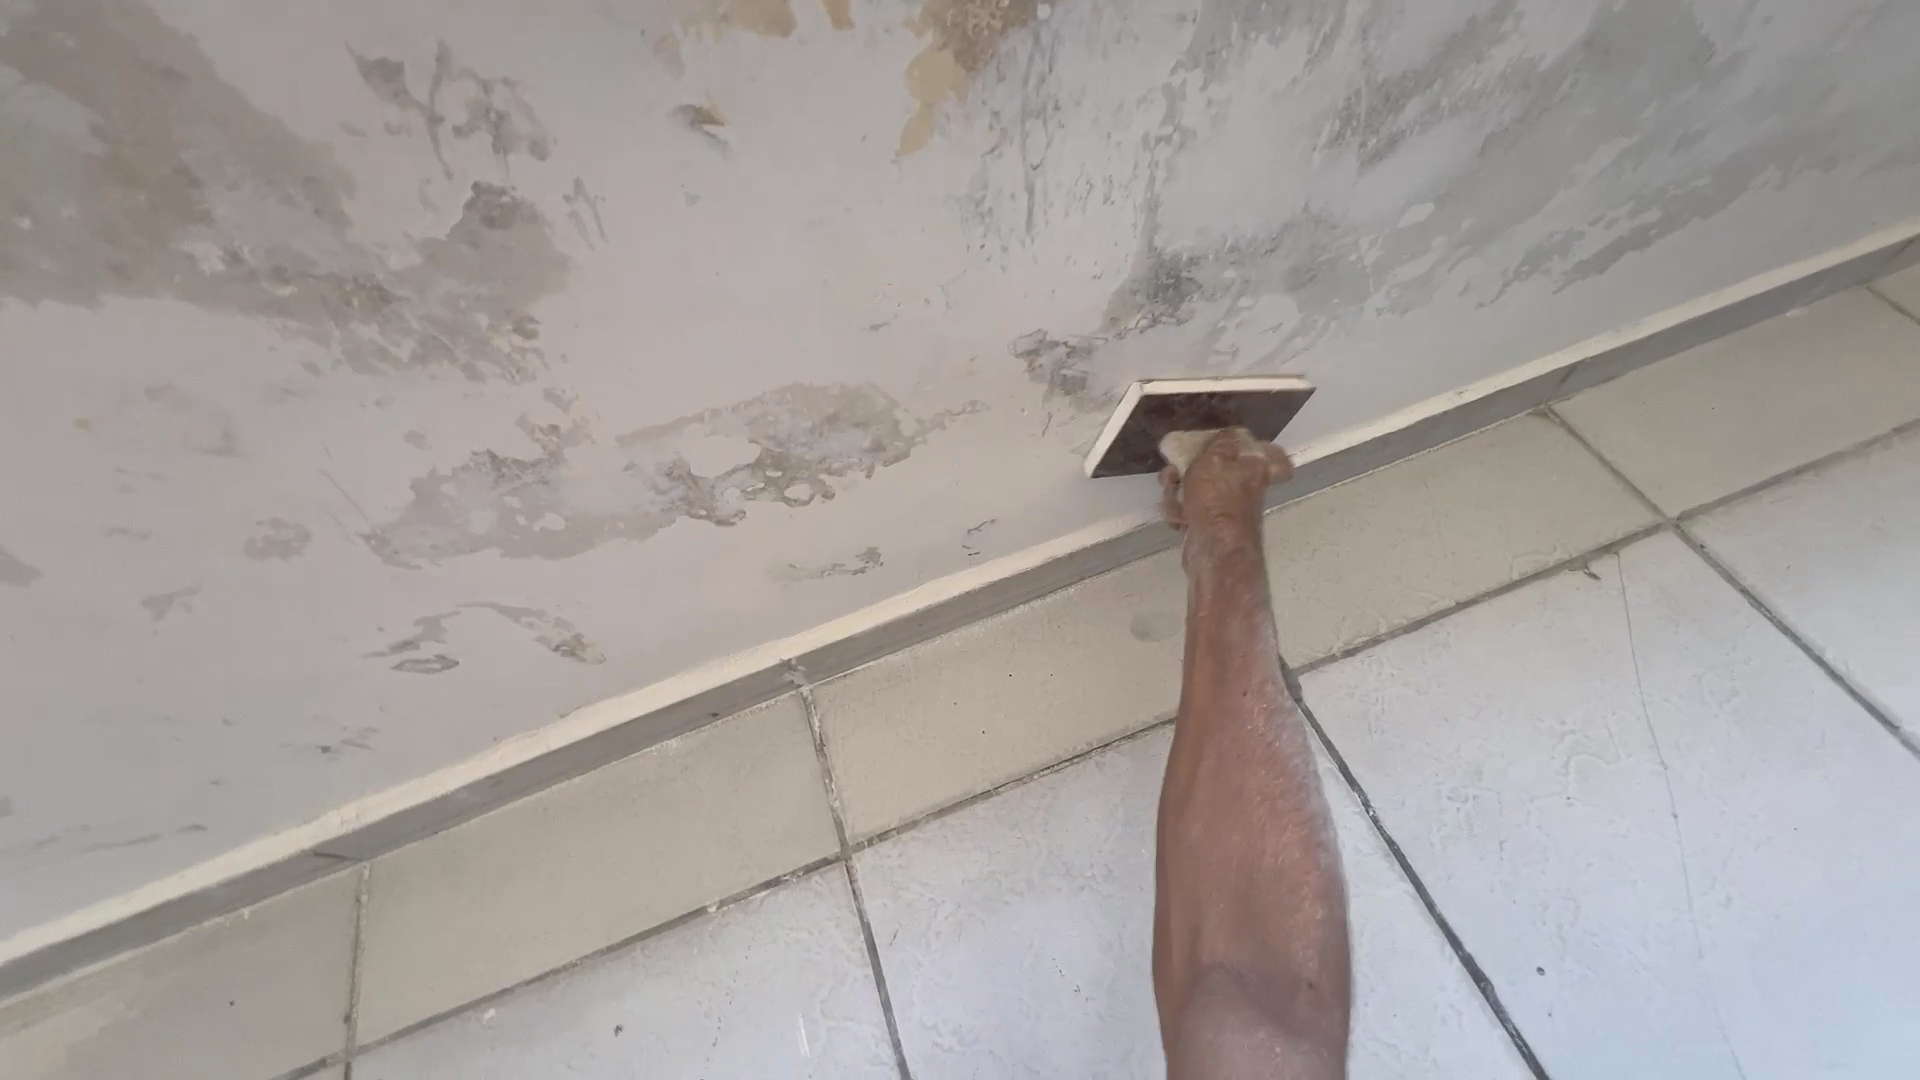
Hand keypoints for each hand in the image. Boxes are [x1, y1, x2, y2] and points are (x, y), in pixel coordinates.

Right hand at [1159, 429, 1292, 541]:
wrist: (1212, 548)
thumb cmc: (1217, 499)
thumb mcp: (1215, 459)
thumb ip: (1221, 442)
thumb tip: (1232, 432)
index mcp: (1254, 469)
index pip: (1275, 458)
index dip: (1265, 449)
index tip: (1245, 445)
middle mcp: (1244, 490)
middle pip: (1218, 470)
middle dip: (1190, 469)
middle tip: (1177, 470)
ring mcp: (1225, 511)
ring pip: (1198, 490)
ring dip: (1177, 492)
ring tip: (1173, 496)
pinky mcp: (1207, 527)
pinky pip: (1189, 511)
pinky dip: (1178, 512)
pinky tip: (1176, 517)